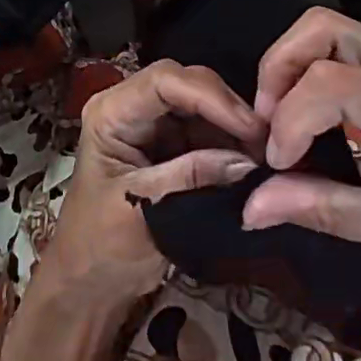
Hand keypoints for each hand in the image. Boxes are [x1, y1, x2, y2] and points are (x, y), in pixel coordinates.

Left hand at [39, 59, 266, 306]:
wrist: (91, 278)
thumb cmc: (102, 243)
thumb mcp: (143, 209)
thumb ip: (190, 177)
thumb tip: (247, 161)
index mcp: (110, 112)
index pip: (162, 82)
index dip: (209, 97)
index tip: (252, 128)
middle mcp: (130, 106)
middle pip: (184, 84)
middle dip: (227, 108)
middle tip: (269, 143)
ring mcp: (151, 123)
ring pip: (200, 104)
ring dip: (234, 125)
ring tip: (268, 155)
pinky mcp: (170, 144)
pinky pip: (206, 129)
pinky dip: (231, 141)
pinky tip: (254, 161)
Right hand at [242, 8, 360, 323]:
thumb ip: (323, 209)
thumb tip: (251, 206)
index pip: (334, 85)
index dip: (290, 118)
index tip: (276, 164)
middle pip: (324, 28)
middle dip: (280, 67)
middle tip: (268, 119)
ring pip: (327, 30)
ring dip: (290, 66)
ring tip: (280, 117)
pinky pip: (339, 50)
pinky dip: (307, 73)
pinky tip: (307, 117)